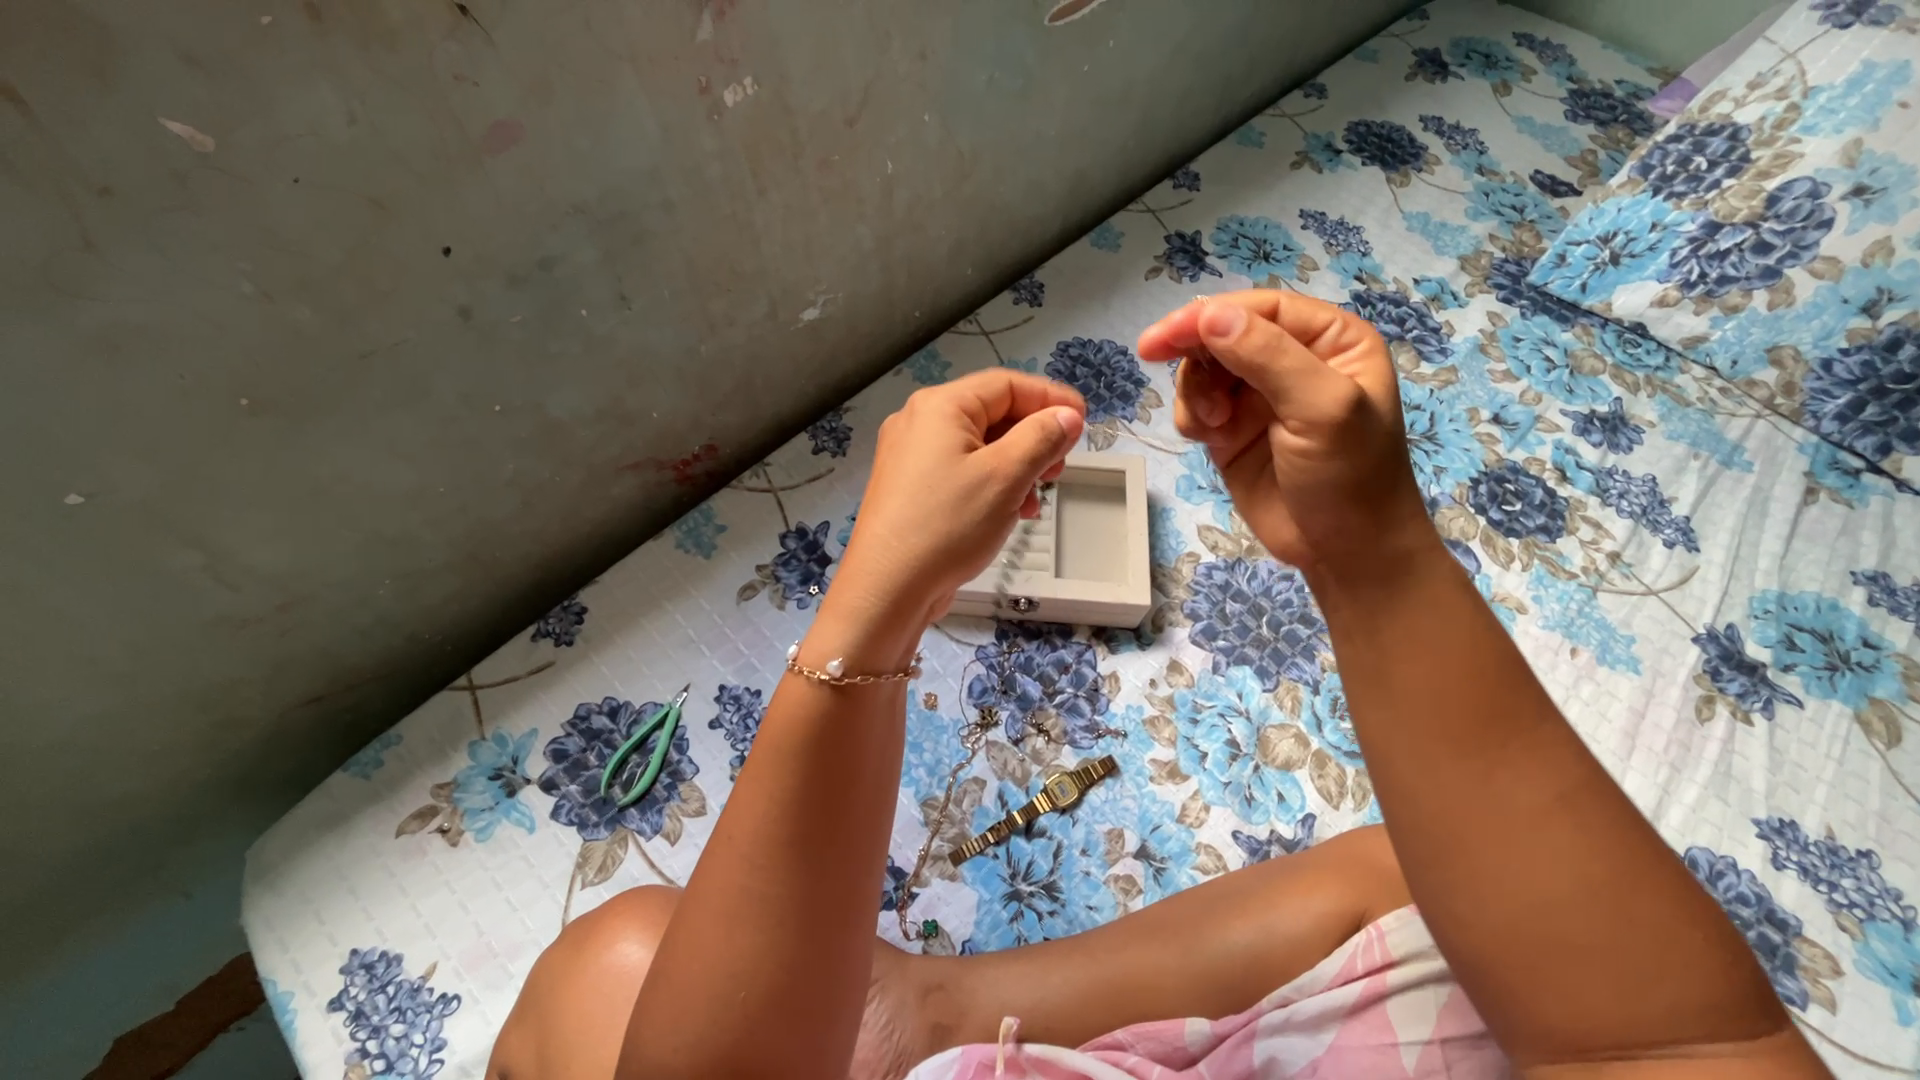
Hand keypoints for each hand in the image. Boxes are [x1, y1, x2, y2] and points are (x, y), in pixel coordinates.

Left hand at [837, 370, 1086, 621]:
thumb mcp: (1005, 477)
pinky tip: (1010, 513)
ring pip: (979, 448)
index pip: (1006, 385)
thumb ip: (1041, 438)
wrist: (887, 588)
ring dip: (1016, 466)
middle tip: (1060, 468)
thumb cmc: (947, 525)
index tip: (1083, 421)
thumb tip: (1068, 416)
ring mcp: (910, 458)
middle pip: (992, 414)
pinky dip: (992, 485)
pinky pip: (961, 473)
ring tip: (1036, 496)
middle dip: (1033, 438)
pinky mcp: (911, 491)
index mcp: (940, 407)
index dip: (1050, 398)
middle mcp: (919, 423)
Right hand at [1137, 291, 1433, 575]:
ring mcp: (1260, 398)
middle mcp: (1293, 360)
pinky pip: (1195, 406)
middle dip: (1194, 349)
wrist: (1345, 552)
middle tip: (1150, 355)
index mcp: (1330, 340)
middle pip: (1225, 332)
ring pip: (1203, 369)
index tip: (1164, 334)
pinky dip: (1190, 416)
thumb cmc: (1350, 475)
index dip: (1209, 314)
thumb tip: (1208, 315)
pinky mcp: (1232, 432)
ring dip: (1193, 389)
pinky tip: (1207, 438)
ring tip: (1211, 425)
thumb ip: (1267, 357)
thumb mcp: (1321, 409)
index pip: (1261, 308)